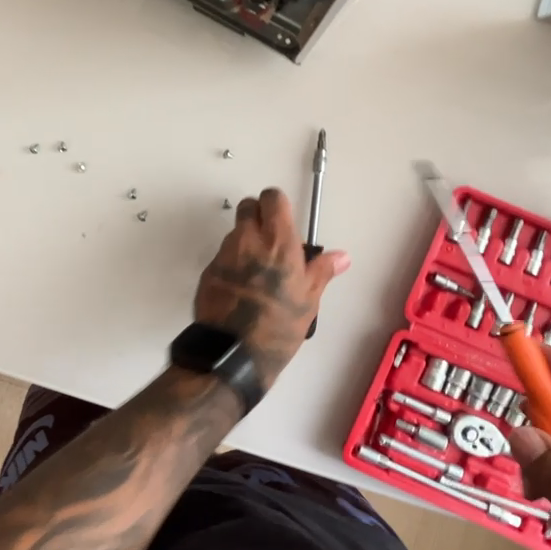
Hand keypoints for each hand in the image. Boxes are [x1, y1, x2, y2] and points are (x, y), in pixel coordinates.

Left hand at [194, 188, 349, 389]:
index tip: (284, 219)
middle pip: (248, 206)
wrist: (234, 351)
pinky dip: (232, 261)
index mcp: (278, 241)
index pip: (273, 198)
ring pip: (235, 231)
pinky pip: (223, 255)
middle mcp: (248, 239)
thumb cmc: (278, 325)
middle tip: (271, 237)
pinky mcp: (209, 270)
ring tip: (258, 267)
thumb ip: (322, 271)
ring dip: (245, 239)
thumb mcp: (309, 299)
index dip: (278, 205)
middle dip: (258, 215)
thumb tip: (341, 257)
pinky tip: (242, 284)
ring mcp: (225, 253)